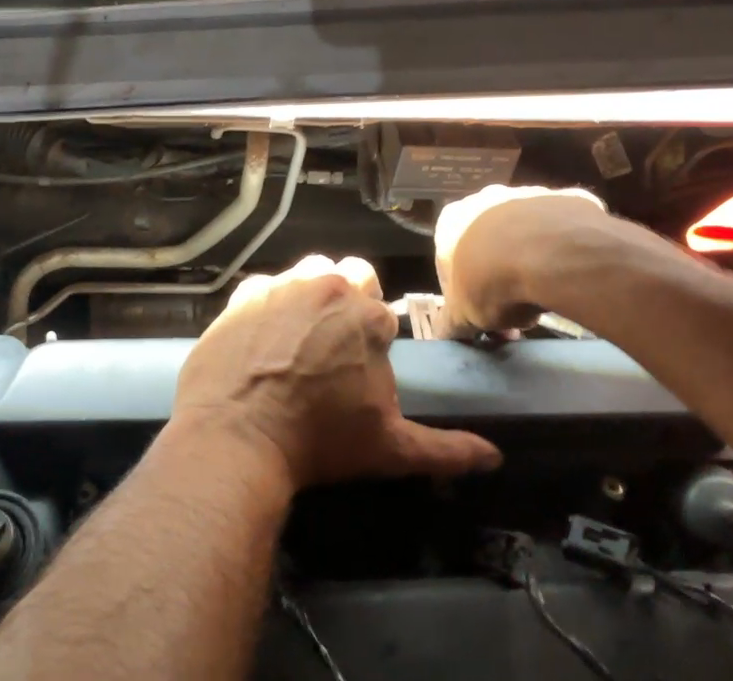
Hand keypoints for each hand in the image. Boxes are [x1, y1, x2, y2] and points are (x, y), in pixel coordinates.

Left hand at [172, 254, 501, 490]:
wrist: (237, 438)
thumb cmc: (320, 441)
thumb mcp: (389, 448)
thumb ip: (444, 448)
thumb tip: (494, 458)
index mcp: (367, 316)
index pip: (383, 313)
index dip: (375, 339)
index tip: (359, 368)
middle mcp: (325, 287)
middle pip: (349, 276)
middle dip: (349, 301)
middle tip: (334, 347)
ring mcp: (279, 287)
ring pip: (306, 274)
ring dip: (310, 297)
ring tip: (300, 340)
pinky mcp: (240, 297)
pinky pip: (263, 289)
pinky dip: (267, 308)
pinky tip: (262, 341)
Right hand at [435, 185, 665, 338]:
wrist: (554, 257)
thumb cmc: (492, 283)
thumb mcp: (461, 316)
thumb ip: (448, 322)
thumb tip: (441, 332)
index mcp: (451, 222)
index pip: (451, 263)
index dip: (467, 293)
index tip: (483, 315)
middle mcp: (485, 200)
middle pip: (490, 247)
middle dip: (500, 279)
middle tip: (518, 314)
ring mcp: (528, 195)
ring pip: (527, 237)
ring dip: (531, 264)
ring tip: (546, 297)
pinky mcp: (567, 198)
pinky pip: (562, 231)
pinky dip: (563, 251)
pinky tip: (570, 274)